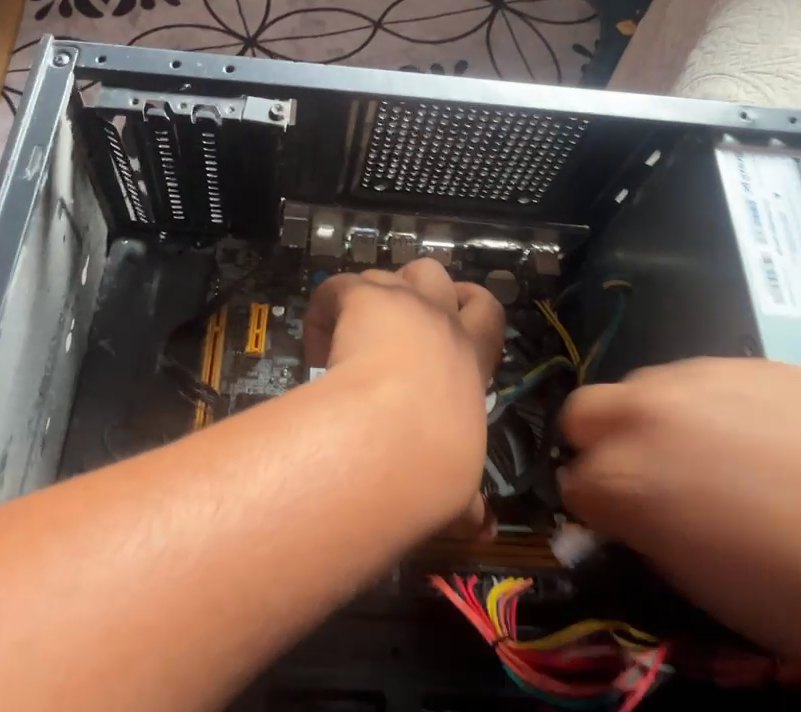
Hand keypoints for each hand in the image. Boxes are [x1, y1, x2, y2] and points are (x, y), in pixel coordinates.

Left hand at [303, 259, 504, 530]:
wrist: (398, 435)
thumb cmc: (438, 460)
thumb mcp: (461, 486)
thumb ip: (470, 504)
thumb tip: (481, 528)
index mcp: (471, 359)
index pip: (489, 313)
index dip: (471, 308)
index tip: (447, 327)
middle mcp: (440, 321)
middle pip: (435, 272)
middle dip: (416, 285)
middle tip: (392, 317)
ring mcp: (400, 303)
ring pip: (388, 271)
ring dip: (370, 293)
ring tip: (348, 331)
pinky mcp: (360, 296)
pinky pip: (337, 287)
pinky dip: (324, 309)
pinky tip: (312, 345)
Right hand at [558, 358, 800, 673]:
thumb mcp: (707, 592)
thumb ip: (650, 540)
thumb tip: (635, 522)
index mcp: (628, 478)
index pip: (571, 484)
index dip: (596, 513)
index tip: (623, 532)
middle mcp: (652, 411)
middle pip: (585, 413)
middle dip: (603, 449)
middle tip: (651, 489)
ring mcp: (709, 376)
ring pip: (646, 386)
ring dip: (657, 422)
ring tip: (718, 464)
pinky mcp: (764, 363)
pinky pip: (709, 379)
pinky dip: (714, 407)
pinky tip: (771, 444)